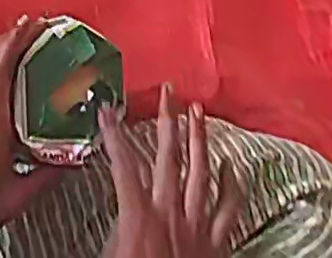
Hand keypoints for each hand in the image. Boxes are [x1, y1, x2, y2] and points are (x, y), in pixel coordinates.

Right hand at [100, 86, 243, 257]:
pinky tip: (231, 167)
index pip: (121, 164)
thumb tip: (101, 216)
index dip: (112, 135)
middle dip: (168, 120)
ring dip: (199, 139)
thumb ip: (110, 229)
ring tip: (199, 112)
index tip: (105, 110)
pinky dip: (231, 185)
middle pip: (168, 156)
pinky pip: (228, 210)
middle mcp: (170, 213)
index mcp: (139, 216)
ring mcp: (197, 227)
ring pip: (201, 172)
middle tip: (169, 91)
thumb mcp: (109, 257)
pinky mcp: (216, 245)